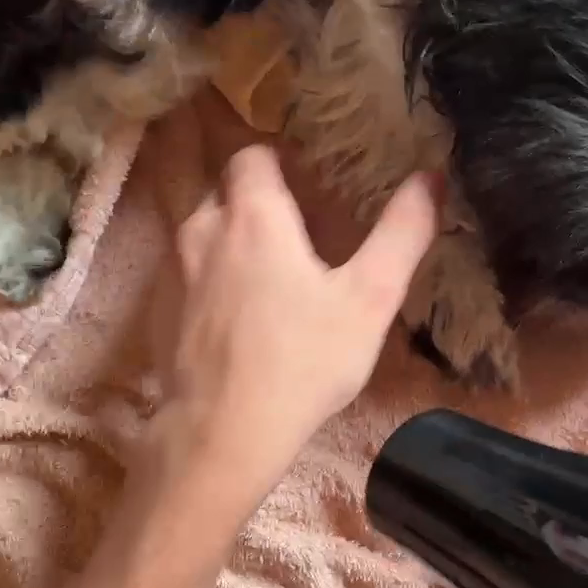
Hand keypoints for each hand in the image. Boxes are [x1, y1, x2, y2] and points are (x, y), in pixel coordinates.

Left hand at [154, 144, 437, 491]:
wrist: (222, 432)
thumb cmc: (302, 364)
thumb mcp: (370, 300)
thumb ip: (402, 233)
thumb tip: (432, 175)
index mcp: (252, 216)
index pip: (252, 155)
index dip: (278, 162)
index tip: (305, 185)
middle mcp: (201, 232)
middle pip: (222, 192)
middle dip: (253, 201)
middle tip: (292, 234)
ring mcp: (171, 274)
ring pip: (199, 235)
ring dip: (227, 241)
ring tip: (264, 277)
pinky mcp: (156, 314)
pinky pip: (182, 276)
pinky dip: (205, 280)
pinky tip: (232, 318)